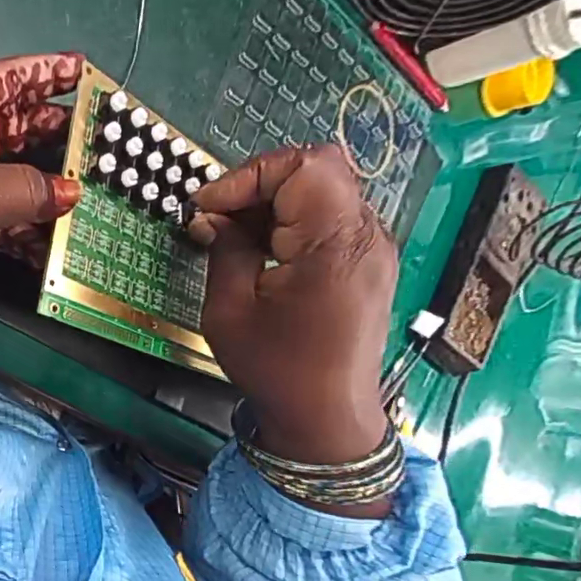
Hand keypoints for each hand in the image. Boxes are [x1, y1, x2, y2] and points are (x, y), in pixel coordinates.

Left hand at [0, 52, 86, 325]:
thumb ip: (20, 190)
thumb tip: (71, 192)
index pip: (1, 83)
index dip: (41, 71)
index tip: (83, 69)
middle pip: (17, 130)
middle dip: (58, 130)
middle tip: (104, 137)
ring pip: (17, 181)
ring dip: (52, 186)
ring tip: (95, 191)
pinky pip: (8, 224)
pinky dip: (33, 231)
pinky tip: (61, 240)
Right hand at [187, 143, 395, 467]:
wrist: (326, 415)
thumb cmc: (275, 367)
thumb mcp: (229, 310)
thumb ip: (224, 251)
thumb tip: (212, 217)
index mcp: (334, 244)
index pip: (304, 166)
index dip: (249, 175)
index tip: (208, 206)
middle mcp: (366, 236)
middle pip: (318, 169)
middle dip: (258, 184)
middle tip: (218, 216)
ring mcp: (372, 248)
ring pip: (323, 190)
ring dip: (272, 203)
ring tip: (233, 235)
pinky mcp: (367, 262)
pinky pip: (328, 219)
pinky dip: (290, 221)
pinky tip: (260, 251)